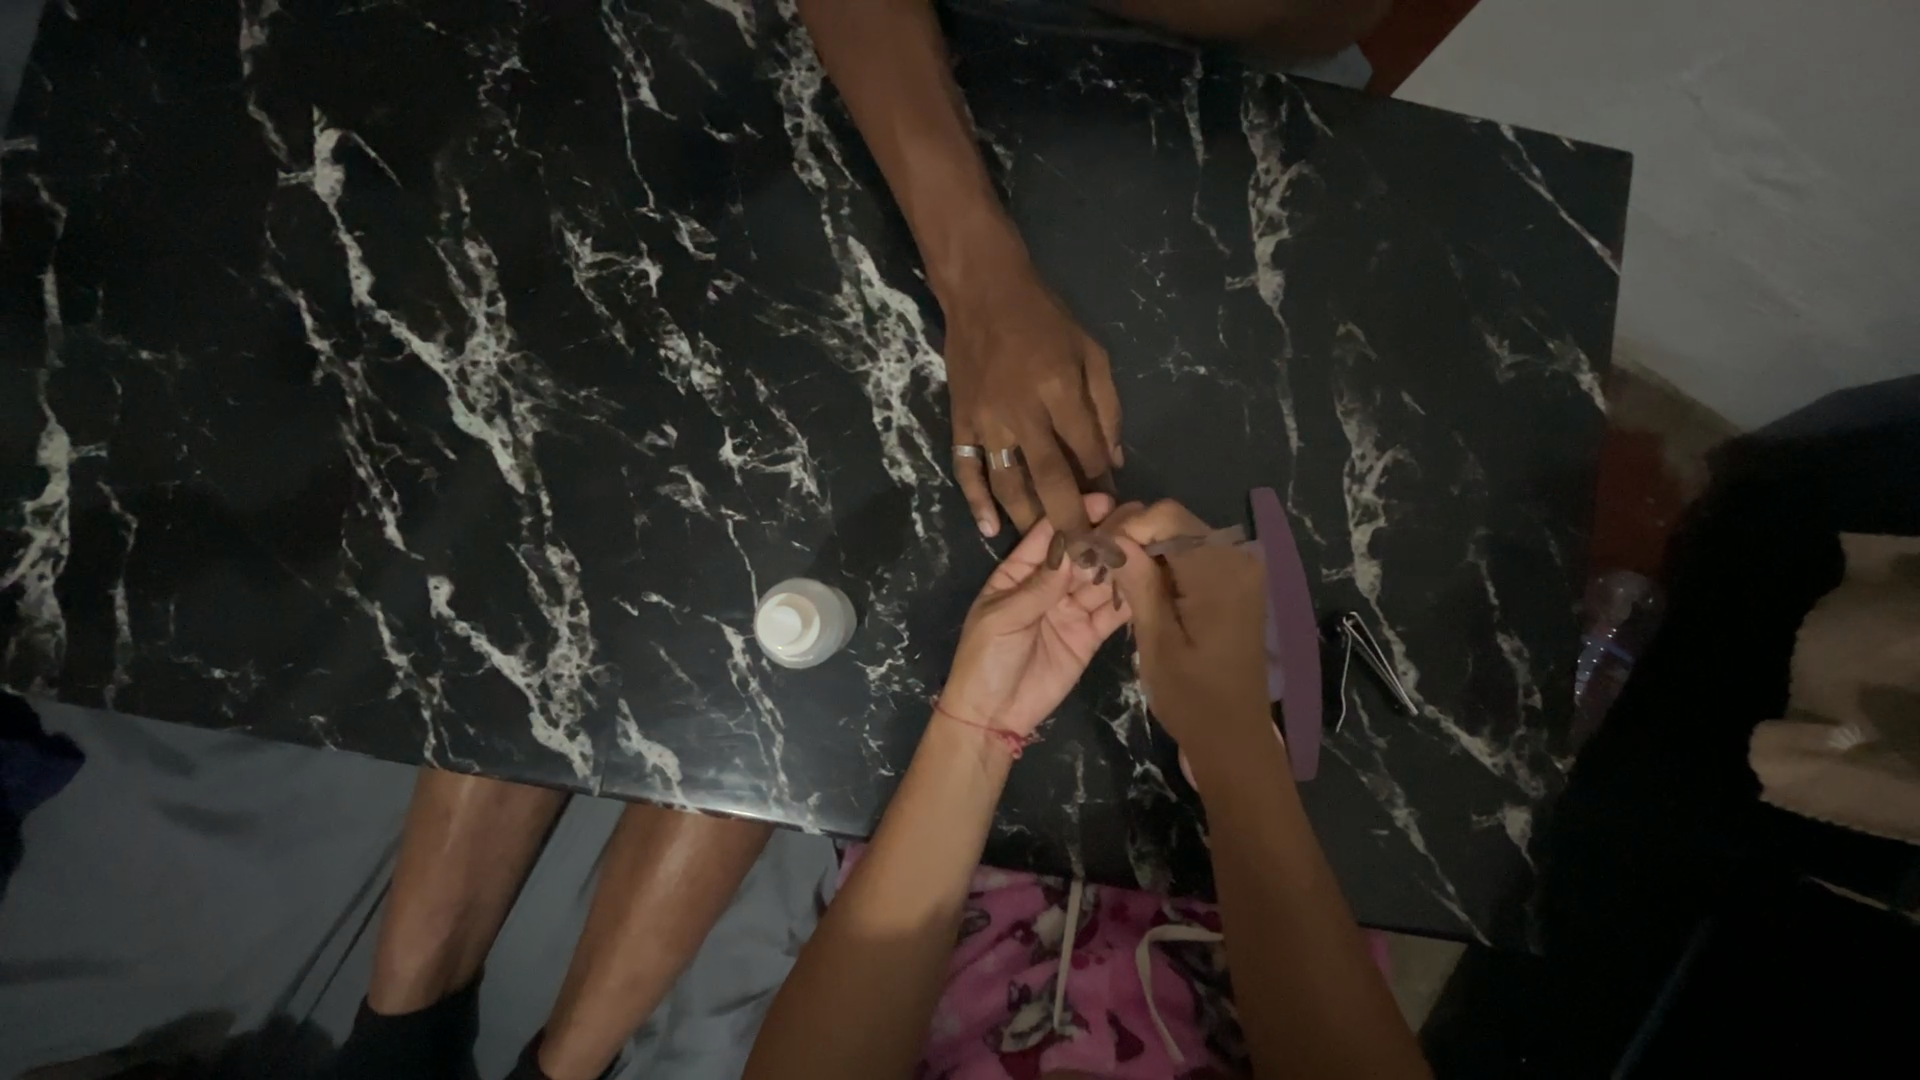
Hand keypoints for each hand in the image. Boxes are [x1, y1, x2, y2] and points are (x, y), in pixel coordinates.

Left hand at [938, 494, 1130, 742]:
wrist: (991, 715)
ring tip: (1148, 542)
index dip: (1073, 519)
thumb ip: (1040, 586)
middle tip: (1136, 519)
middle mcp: (1047, 587)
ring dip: (1121, 564)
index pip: (1048, 538)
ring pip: (1099, 580)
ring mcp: (1069, 611)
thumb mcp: (1004, 618)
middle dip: (1105, 538)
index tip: (1102, 501)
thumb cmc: (984, 659)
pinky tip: (1148, 581)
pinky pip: (1110, 613)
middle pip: (1080, 556)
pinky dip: (1128, 599)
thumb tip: (1072, 550)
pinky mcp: (1088, 637)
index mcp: (1017, 574)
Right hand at [943, 257, 1121, 543]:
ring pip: (1007, 484)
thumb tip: (1114, 461)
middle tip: (1083, 556)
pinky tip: (990, 529)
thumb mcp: (1091, 351)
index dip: (1102, 486)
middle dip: (1070, 522)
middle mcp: (1022, 412)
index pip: (1088, 453)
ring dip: (1027, 521)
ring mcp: (987, 421)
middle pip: (1049, 480)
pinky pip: (966, 469)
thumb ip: (1106, 407)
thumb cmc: (1045, 319)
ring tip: (1045, 548)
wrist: (983, 291)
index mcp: (1060, 389)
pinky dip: (975, 502)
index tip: (1113, 512)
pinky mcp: (961, 422)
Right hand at [1108, 500, 1271, 752]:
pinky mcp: (1237, 583)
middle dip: (1133, 538)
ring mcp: (1242, 570)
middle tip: (1099, 568)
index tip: (1098, 557)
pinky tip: (1142, 589)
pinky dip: (1165, 564)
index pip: (1166, 516)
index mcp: (1221, 572)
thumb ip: (1137, 583)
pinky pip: (1194, 555)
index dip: (1127, 529)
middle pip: (1175, 522)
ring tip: (1115, 580)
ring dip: (1146, 551)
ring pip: (1181, 535)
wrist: (1235, 737)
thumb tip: (1109, 539)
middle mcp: (1238, 559)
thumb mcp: (1156, 641)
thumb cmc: (1192, 698)